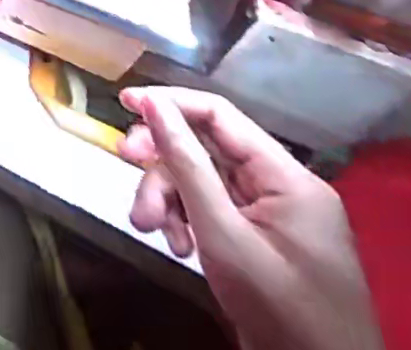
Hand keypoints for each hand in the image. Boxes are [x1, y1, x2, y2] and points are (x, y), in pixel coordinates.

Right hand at [119, 87, 382, 349]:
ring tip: (148, 227)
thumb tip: (152, 104)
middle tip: (124, 161)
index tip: (123, 101)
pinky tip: (178, 246)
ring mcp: (272, 216)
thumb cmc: (278, 308)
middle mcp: (282, 188)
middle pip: (205, 148)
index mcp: (287, 178)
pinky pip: (212, 209)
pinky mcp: (260, 240)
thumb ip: (186, 163)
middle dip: (162, 161)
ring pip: (201, 180)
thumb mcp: (222, 233)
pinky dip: (186, 221)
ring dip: (167, 198)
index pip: (219, 115)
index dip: (169, 102)